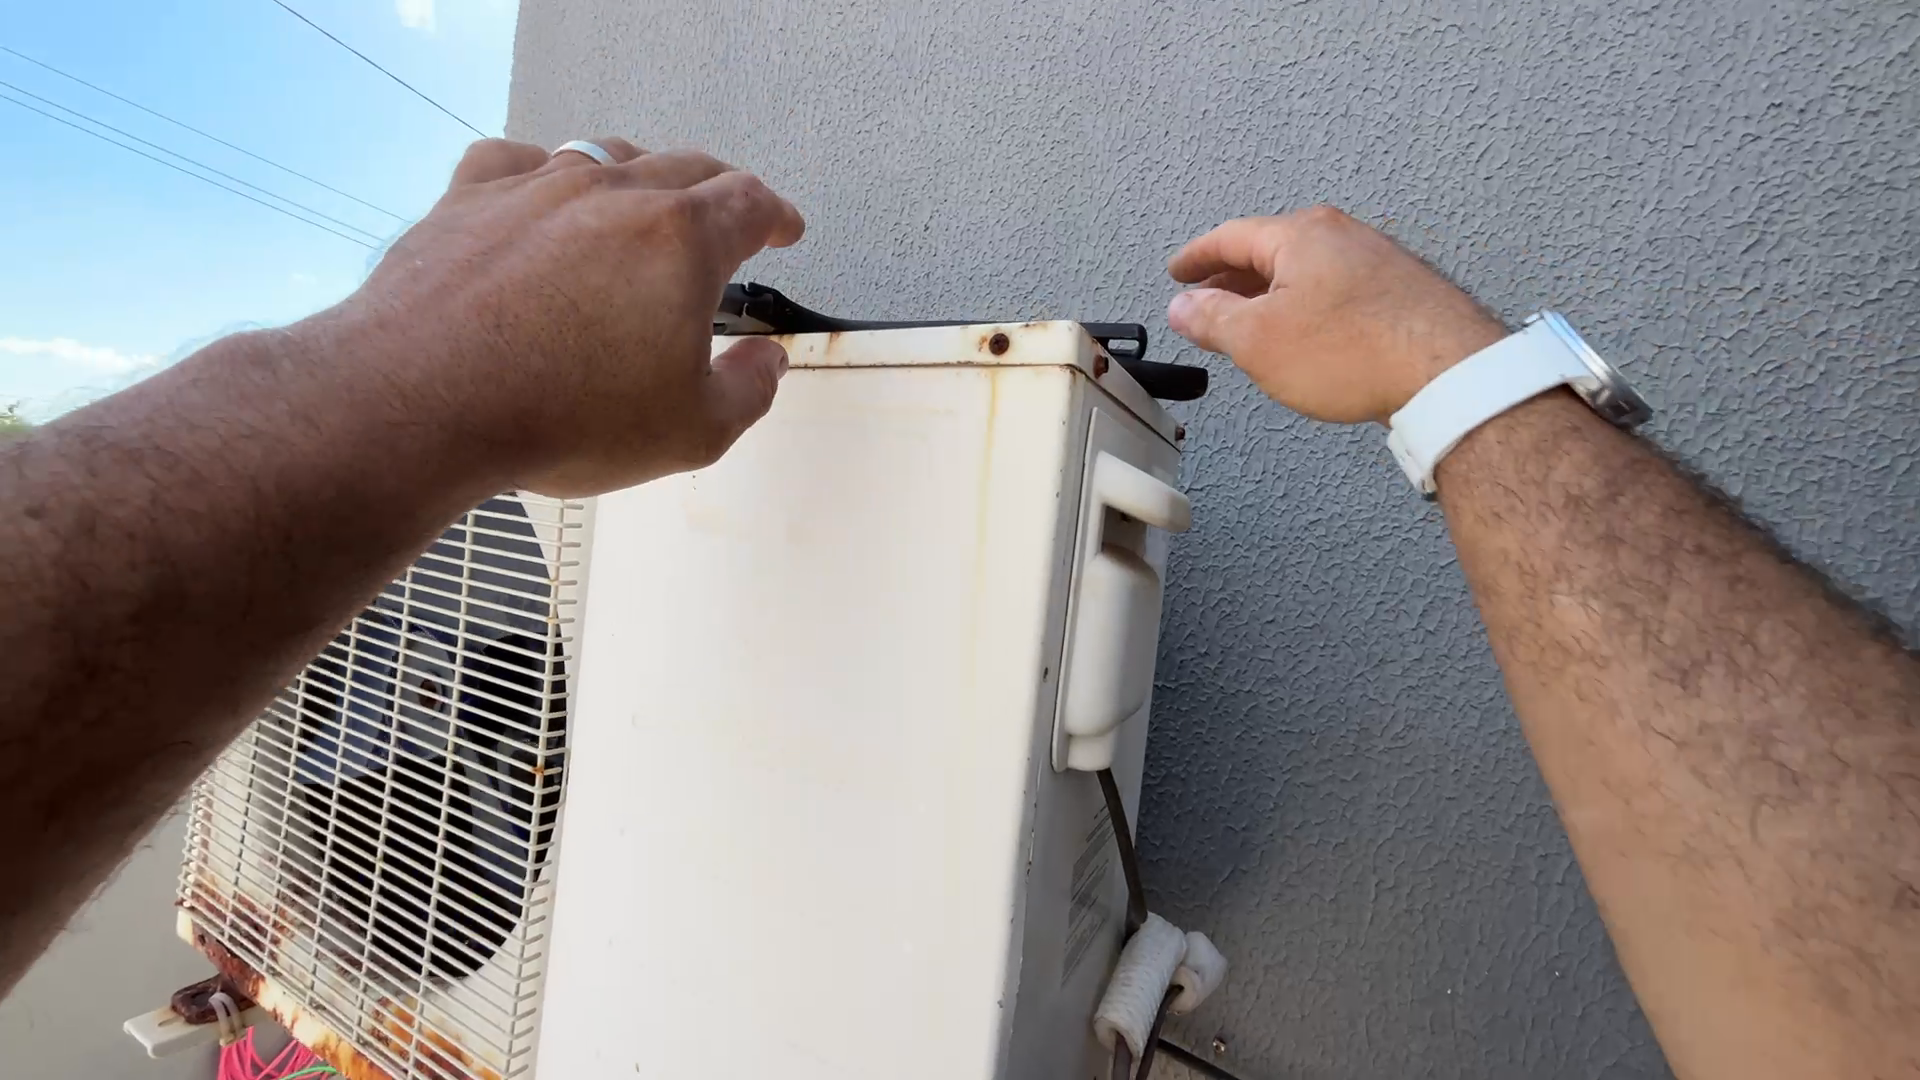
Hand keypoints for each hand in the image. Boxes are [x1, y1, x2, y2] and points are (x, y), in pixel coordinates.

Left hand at [316, 137, 805, 496]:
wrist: (422, 404)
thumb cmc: (575, 418)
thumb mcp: (698, 431)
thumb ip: (752, 390)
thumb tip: (769, 359)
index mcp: (681, 240)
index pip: (750, 203)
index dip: (778, 215)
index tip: (787, 228)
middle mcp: (614, 195)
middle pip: (688, 166)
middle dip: (723, 191)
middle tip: (735, 219)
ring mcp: (535, 187)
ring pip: (609, 154)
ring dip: (646, 177)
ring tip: (652, 207)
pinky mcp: (468, 199)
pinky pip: (521, 161)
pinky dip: (551, 175)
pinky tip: (548, 198)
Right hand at [1166, 206, 1506, 423]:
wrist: (1445, 372)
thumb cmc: (1355, 352)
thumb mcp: (1256, 340)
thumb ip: (1211, 319)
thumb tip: (1183, 307)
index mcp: (1300, 236)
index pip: (1229, 237)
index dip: (1196, 257)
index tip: (1178, 271)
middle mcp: (1339, 236)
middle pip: (1267, 250)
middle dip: (1229, 277)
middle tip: (1204, 298)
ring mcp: (1372, 260)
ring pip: (1300, 270)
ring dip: (1265, 293)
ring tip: (1246, 322)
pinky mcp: (1395, 290)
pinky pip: (1330, 288)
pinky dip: (1300, 304)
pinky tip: (1299, 332)